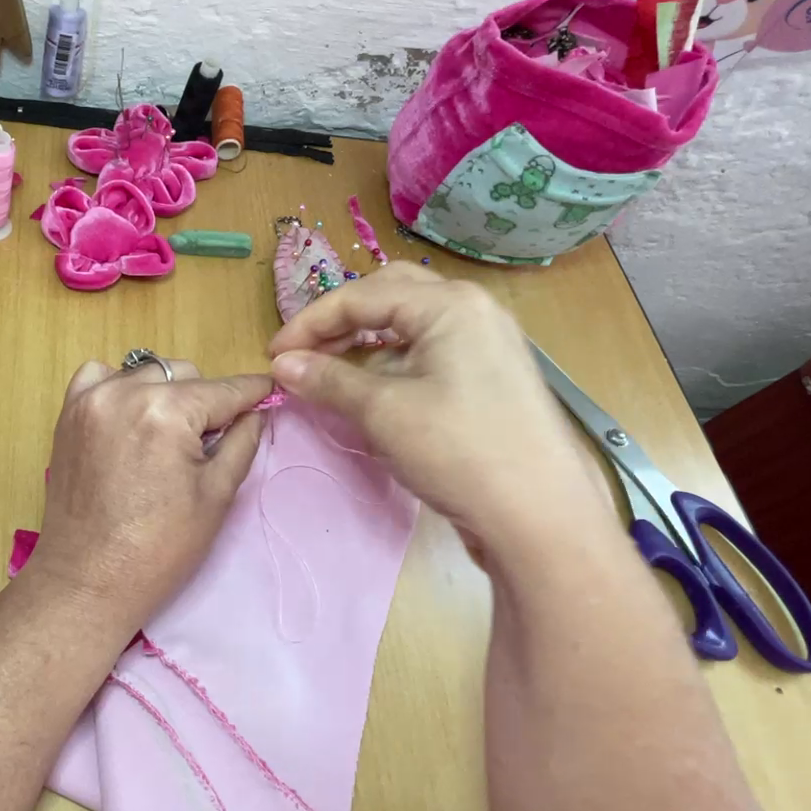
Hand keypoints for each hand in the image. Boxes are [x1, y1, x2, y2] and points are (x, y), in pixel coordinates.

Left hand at [24, 359, 272, 631]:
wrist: (87, 578)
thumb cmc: (159, 548)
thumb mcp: (216, 496)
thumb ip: (242, 442)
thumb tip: (256, 411)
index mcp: (166, 411)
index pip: (224, 389)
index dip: (254, 393)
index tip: (272, 392)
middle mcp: (124, 392)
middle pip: (184, 375)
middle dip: (205, 401)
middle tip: (210, 441)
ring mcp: (89, 400)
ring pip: (145, 373)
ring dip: (165, 392)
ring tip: (168, 435)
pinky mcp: (67, 414)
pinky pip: (99, 378)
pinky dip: (119, 387)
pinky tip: (129, 418)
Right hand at [268, 265, 609, 553]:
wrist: (538, 515)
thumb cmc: (458, 451)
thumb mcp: (382, 412)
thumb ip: (327, 380)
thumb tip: (281, 364)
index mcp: (449, 305)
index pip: (360, 296)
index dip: (309, 323)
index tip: (273, 357)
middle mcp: (471, 310)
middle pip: (388, 295)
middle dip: (338, 320)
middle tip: (303, 352)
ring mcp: (485, 342)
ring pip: (407, 323)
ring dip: (362, 341)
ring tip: (328, 371)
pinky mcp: (487, 374)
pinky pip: (426, 350)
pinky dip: (388, 361)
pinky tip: (369, 390)